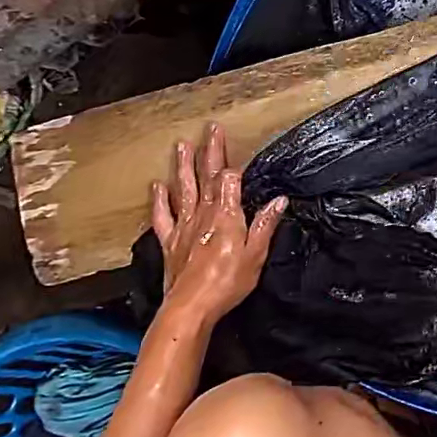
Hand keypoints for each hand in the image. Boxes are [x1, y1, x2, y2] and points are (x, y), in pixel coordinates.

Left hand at [150, 123, 286, 326]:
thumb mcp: (256, 254)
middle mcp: (204, 213)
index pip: (229, 179)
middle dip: (210, 150)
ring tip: (181, 145)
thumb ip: (265, 224)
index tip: (238, 151)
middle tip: (210, 128)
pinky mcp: (170, 241)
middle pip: (207, 175)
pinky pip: (163, 215)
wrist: (190, 307)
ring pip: (183, 188)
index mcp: (226, 214)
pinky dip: (159, 200)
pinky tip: (156, 186)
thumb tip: (279, 199)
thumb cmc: (227, 282)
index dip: (234, 166)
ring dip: (183, 165)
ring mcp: (184, 225)